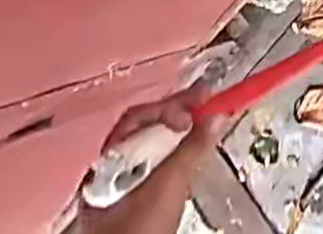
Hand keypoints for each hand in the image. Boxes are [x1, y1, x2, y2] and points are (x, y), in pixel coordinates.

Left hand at [71, 84, 227, 233]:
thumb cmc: (139, 229)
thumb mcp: (170, 185)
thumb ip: (193, 148)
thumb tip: (217, 116)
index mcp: (107, 159)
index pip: (139, 116)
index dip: (170, 106)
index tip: (201, 102)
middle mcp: (105, 173)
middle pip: (142, 131)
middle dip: (175, 117)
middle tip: (205, 108)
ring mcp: (115, 194)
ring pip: (146, 153)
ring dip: (174, 139)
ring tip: (201, 131)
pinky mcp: (129, 212)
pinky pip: (150, 173)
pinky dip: (170, 161)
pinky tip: (186, 164)